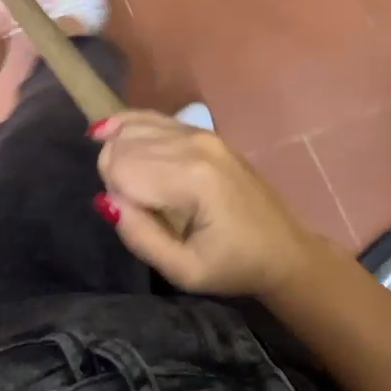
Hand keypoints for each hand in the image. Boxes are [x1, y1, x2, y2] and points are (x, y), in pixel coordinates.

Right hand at [93, 111, 319, 297]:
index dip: (116, 196)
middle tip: (135, 207)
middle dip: (113, 174)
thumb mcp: (186, 273)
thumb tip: (107, 200)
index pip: (121, 168)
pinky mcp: (198, 129)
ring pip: (130, 127)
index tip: (136, 221)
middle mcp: (194, 143)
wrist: (283, 249)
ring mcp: (197, 131)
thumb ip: (141, 238)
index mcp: (195, 179)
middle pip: (122, 144)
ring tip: (131, 185)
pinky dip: (124, 128)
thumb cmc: (235, 265)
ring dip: (118, 153)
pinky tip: (109, 137)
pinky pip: (146, 117)